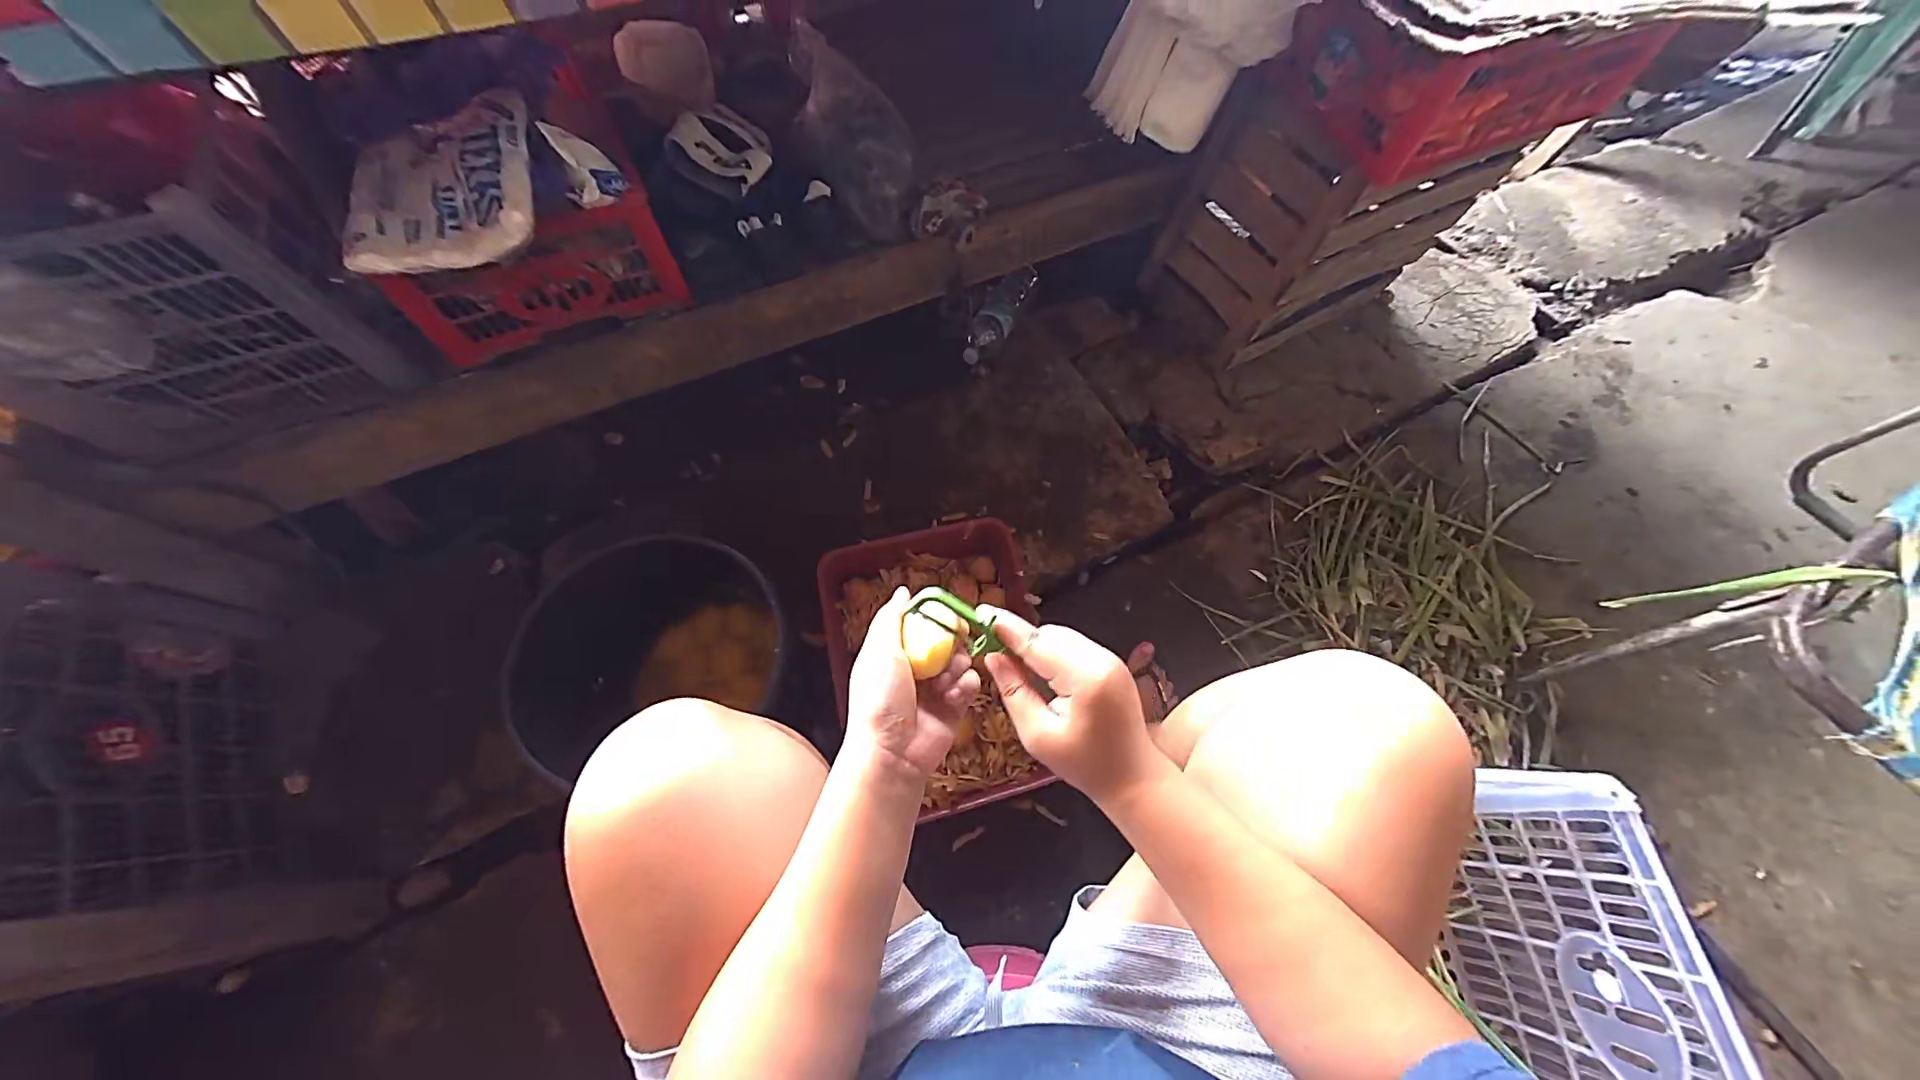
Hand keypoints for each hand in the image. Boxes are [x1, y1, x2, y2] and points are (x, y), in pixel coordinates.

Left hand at [846, 587, 979, 776]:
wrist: (892, 752)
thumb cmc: (878, 701)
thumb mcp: (880, 649)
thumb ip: (892, 617)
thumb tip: (903, 592)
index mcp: (894, 651)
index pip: (922, 623)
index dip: (937, 618)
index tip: (948, 616)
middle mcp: (916, 667)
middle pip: (947, 640)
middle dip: (952, 643)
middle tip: (948, 651)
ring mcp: (936, 687)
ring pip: (962, 660)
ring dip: (957, 667)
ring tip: (944, 682)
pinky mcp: (954, 706)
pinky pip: (971, 684)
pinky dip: (965, 687)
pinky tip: (951, 696)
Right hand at [977, 608, 1163, 803]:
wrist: (1133, 776)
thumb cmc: (1084, 764)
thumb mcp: (1038, 735)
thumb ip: (1013, 691)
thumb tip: (993, 657)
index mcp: (1086, 678)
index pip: (1037, 643)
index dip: (1007, 628)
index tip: (981, 613)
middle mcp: (1102, 660)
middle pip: (1050, 634)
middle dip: (1021, 638)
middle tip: (993, 648)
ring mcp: (1111, 659)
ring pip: (1061, 636)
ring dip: (1036, 645)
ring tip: (1015, 664)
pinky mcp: (1112, 662)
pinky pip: (1073, 645)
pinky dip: (1052, 651)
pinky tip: (1040, 670)